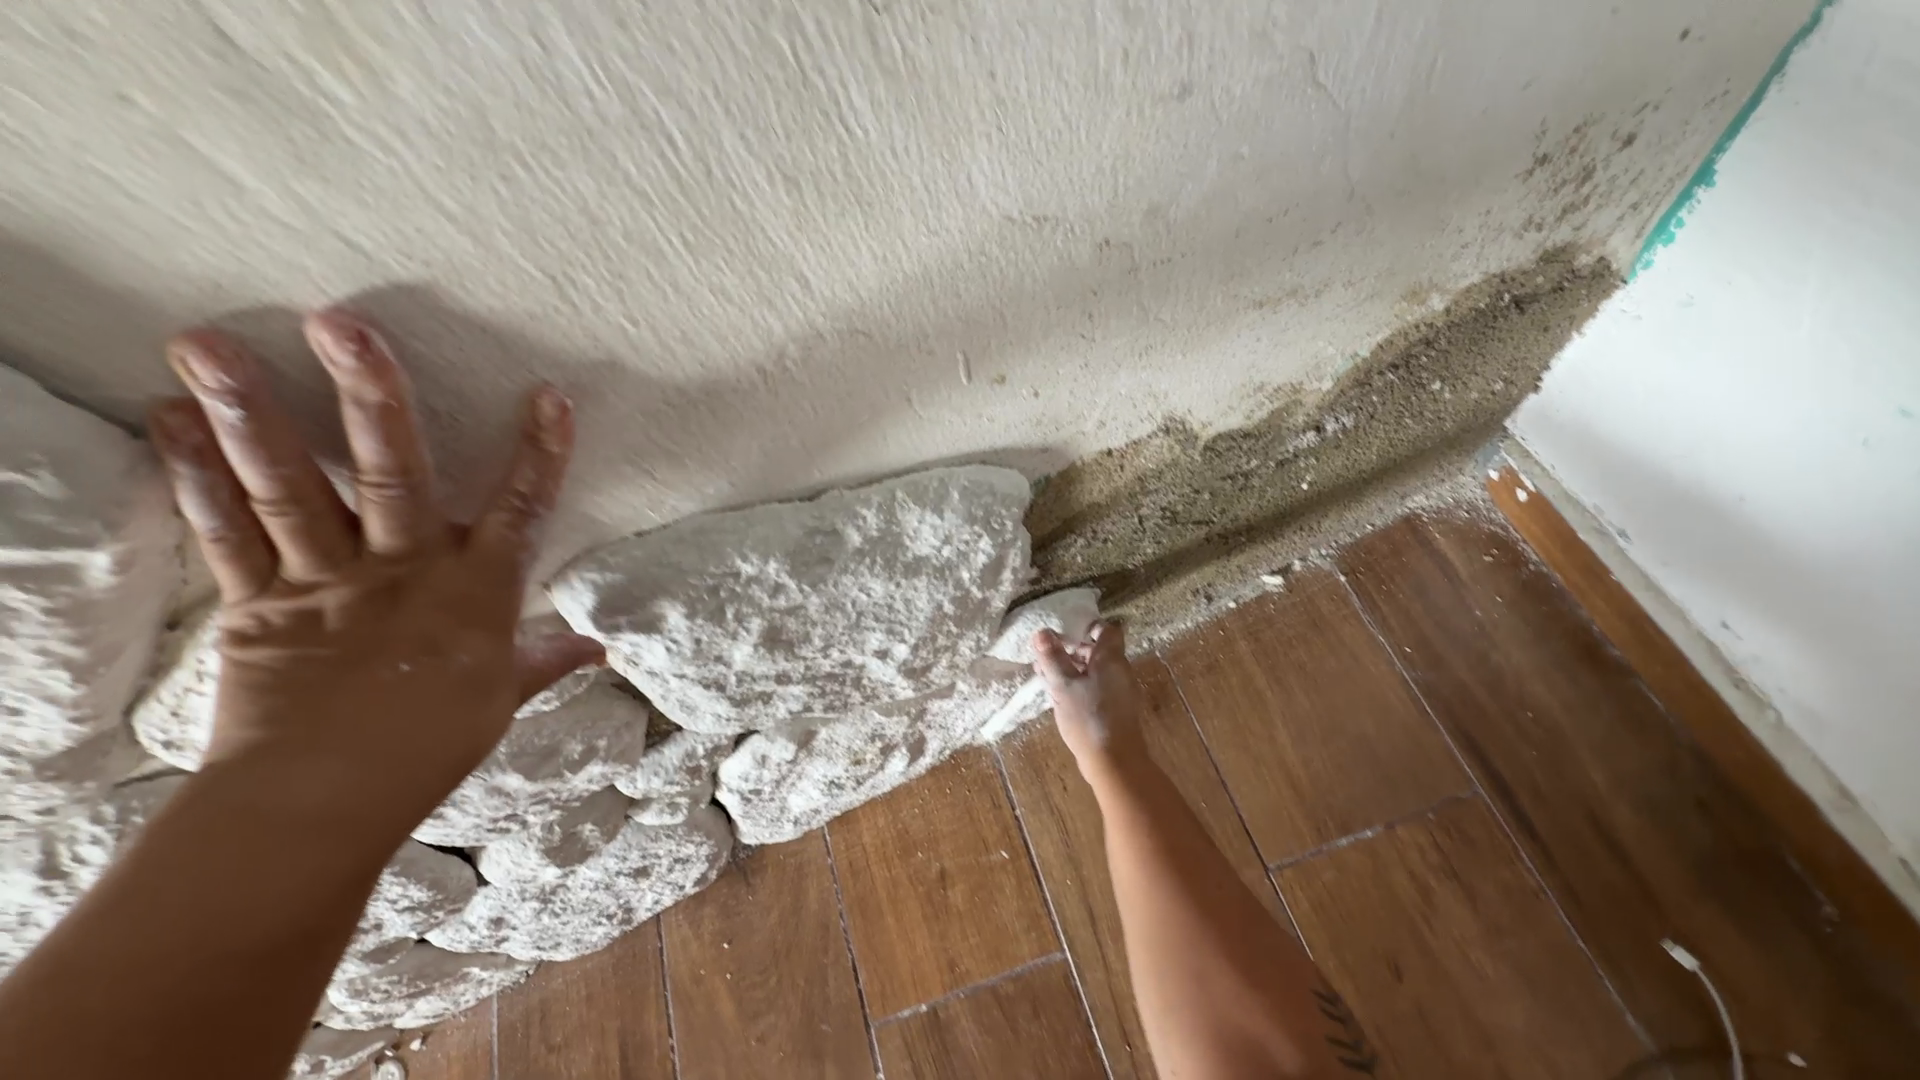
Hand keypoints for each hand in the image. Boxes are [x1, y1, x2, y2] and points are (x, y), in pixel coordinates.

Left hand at [144, 312, 603, 842]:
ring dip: (253, 415)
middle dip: (371, 397)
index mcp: (475, 594)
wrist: (322, 802)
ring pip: (291, 488)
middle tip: (339, 323)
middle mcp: (403, 572)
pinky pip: (228, 531)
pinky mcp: (258, 603)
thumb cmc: (430, 748)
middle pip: (391, 473)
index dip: (539, 454)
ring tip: (207, 345)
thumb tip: (595, 649)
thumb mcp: (500, 700)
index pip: (520, 511)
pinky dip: (197, 475)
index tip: (548, 396)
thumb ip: (543, 661)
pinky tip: (168, 417)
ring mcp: (325, 582)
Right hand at [1033, 620, 1148, 781]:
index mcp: (1111, 659)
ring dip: (1071, 670)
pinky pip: (1096, 688)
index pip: (1106, 630)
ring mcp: (1120, 692)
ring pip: (1094, 672)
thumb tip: (1042, 632)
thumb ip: (1052, 657)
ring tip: (1046, 677)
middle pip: (1097, 651)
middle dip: (1071, 651)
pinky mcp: (1116, 710)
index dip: (1087, 627)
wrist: (1114, 761)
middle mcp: (1120, 671)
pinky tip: (1059, 698)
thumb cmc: (1088, 718)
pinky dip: (1079, 687)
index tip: (1065, 632)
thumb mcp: (1063, 685)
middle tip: (1045, 657)